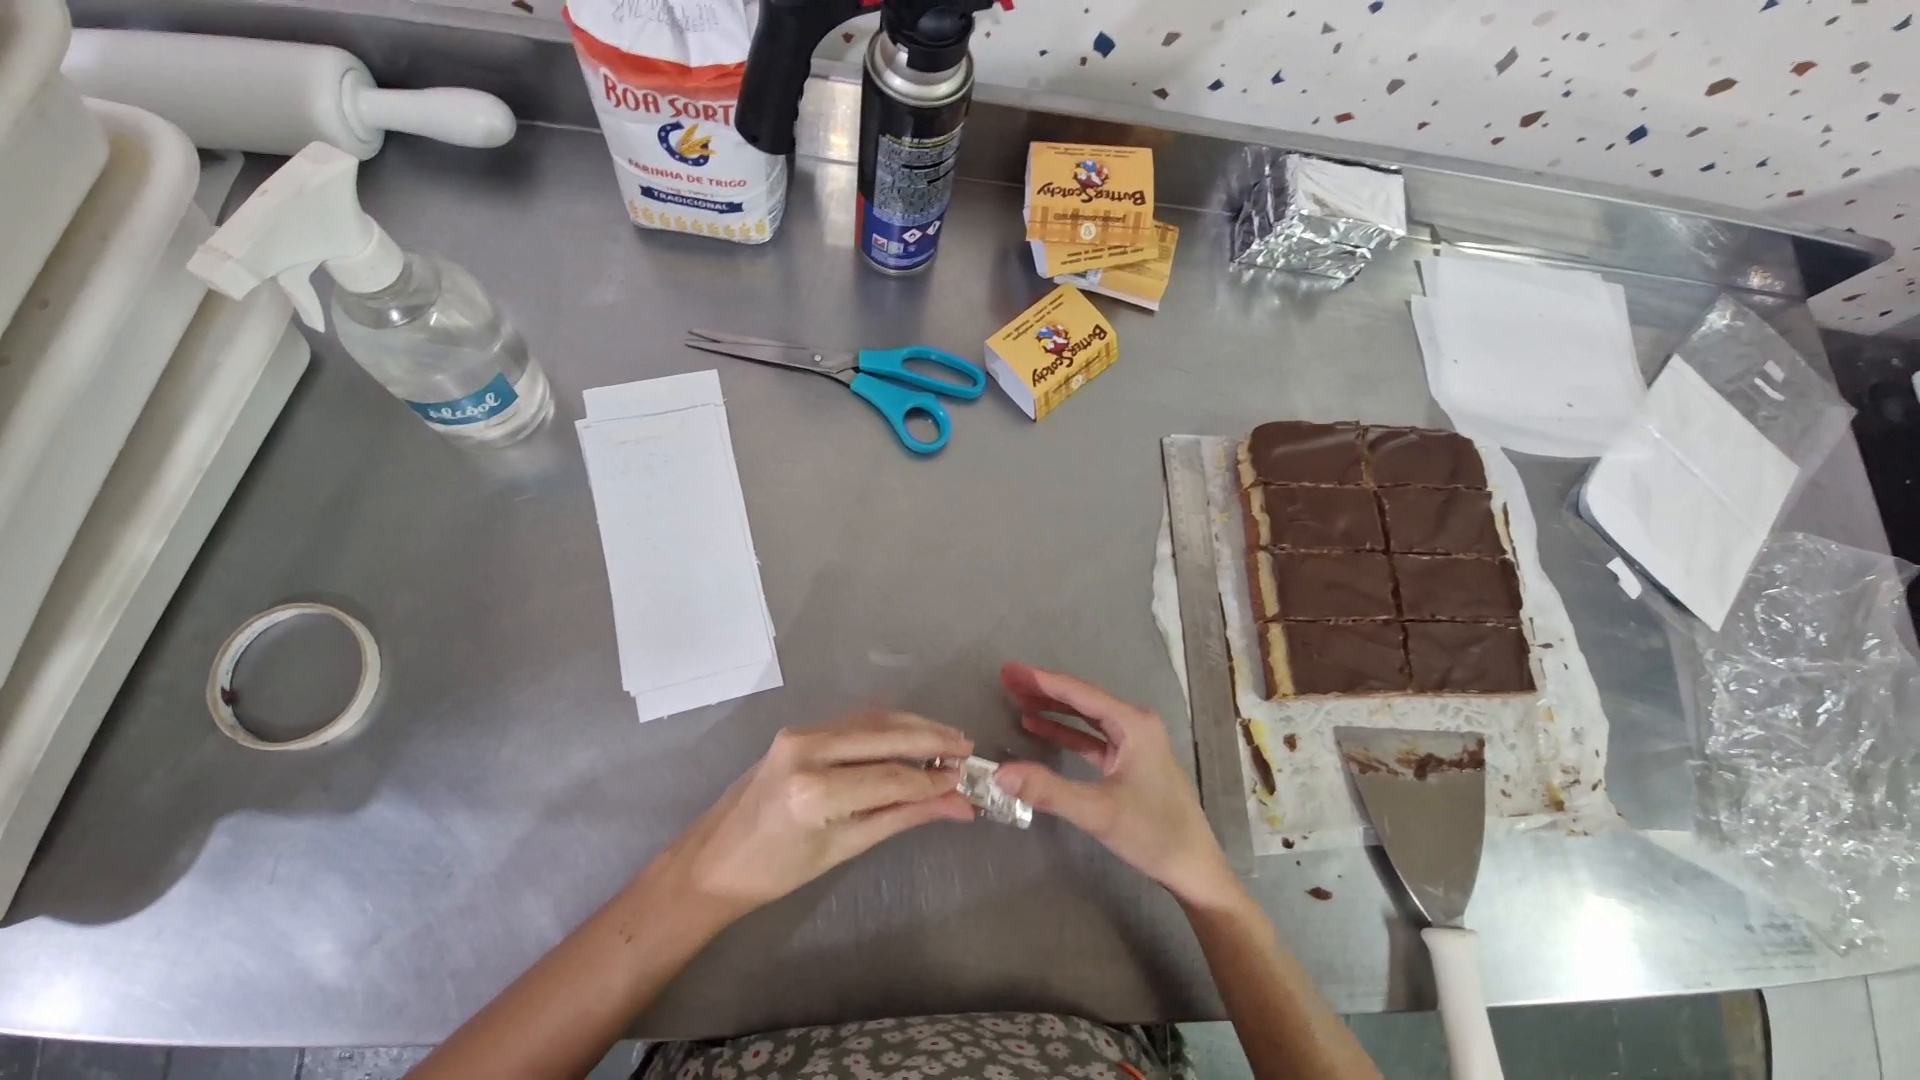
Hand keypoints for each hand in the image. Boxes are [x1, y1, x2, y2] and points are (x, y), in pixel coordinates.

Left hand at [660, 711, 976, 919]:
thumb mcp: (845, 847)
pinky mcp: (798, 729)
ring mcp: (800, 733)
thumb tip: (959, 805)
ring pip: (873, 720)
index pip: (893, 776)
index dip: (934, 779)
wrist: (715, 859)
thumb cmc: (777, 870)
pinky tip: (912, 733)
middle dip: (932, 740)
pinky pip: (853, 721)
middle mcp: (808, 749)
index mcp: (815, 791)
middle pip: (887, 736)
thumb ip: (903, 816)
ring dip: (914, 727)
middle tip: (968, 750)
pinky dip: (887, 725)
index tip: (966, 782)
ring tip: (950, 740)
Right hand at [993, 662, 1239, 907]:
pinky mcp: (1132, 762)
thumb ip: (1048, 790)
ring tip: (1018, 701)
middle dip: (1044, 690)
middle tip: (1008, 681)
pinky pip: (1093, 738)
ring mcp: (1136, 743)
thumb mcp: (1097, 812)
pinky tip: (1040, 730)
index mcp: (1134, 725)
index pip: (1080, 693)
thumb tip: (1001, 774)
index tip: (1010, 671)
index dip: (1041, 681)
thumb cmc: (1153, 833)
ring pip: (1087, 717)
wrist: (1194, 866)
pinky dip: (1066, 733)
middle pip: (1083, 699)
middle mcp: (1137, 725)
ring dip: (1053, 710)